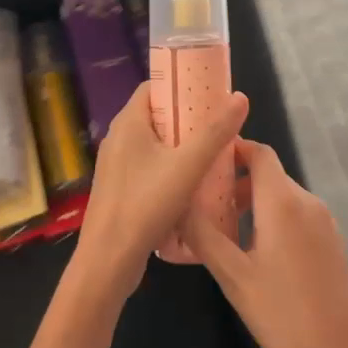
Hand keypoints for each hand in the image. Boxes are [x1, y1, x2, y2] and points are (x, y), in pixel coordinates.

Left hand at [71, 80, 250, 297]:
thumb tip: (240, 97)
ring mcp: (116, 166)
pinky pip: (148, 168)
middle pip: (157, 115)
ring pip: (153, 144)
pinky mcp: (118, 190)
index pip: (155, 87)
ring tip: (211, 154)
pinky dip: (169, 168)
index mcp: (128, 122)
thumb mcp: (188, 166)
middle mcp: (118, 138)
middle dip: (187, 119)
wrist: (108, 262)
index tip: (209, 93)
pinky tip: (191, 185)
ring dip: (180, 146)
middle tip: (217, 126)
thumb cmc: (146, 205)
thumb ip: (216, 132)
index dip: (181, 85)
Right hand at [183, 139, 347, 347]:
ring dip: (255, 202)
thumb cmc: (281, 312)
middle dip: (237, 182)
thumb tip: (179, 204)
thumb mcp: (233, 276)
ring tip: (227, 230)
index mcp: (283, 202)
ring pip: (283, 196)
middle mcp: (307, 201)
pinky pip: (298, 215)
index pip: (260, 153)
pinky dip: (274, 218)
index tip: (206, 158)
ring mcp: (324, 221)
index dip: (234, 148)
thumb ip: (204, 235)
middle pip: (269, 174)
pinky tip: (257, 251)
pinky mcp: (332, 241)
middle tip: (206, 202)